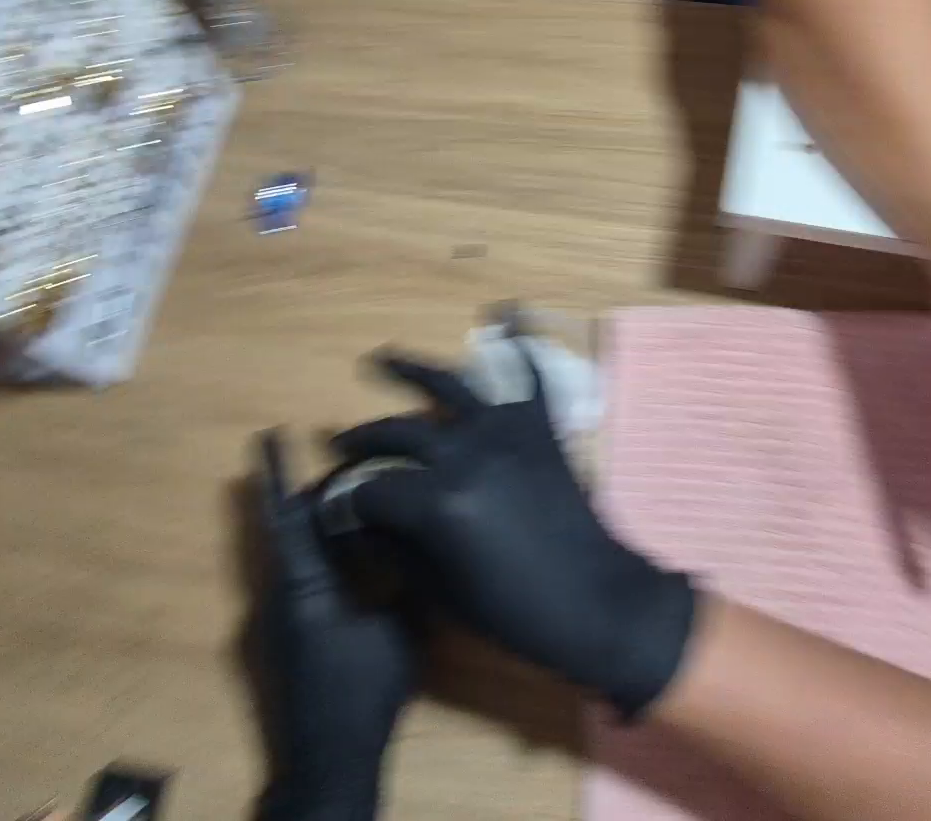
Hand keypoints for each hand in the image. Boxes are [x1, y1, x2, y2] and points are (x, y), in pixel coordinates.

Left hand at [252, 430, 414, 820]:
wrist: (327, 761)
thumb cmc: (366, 692)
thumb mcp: (400, 631)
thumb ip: (400, 580)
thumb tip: (407, 538)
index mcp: (305, 585)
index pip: (287, 515)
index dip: (277, 472)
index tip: (270, 434)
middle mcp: (278, 594)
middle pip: (288, 529)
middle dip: (311, 496)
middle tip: (349, 471)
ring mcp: (272, 619)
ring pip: (292, 554)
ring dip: (317, 528)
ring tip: (355, 508)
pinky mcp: (279, 638)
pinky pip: (296, 578)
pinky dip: (318, 557)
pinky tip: (351, 560)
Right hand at [330, 344, 696, 718]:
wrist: (594, 601)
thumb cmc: (514, 609)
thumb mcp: (441, 590)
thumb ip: (395, 547)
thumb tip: (363, 522)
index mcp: (438, 501)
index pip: (371, 491)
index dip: (346, 504)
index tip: (335, 511)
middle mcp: (467, 453)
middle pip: (398, 433)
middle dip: (362, 439)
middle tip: (342, 443)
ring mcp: (507, 434)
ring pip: (450, 386)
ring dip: (411, 369)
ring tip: (382, 358)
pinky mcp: (542, 430)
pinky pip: (530, 379)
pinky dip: (520, 351)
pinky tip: (508, 321)